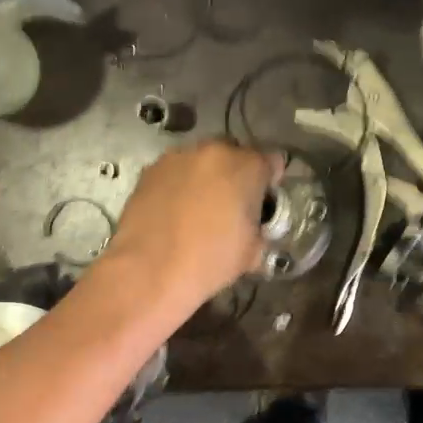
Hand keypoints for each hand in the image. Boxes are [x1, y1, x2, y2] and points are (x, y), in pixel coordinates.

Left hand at [104, 140, 282, 306]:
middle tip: (233, 203)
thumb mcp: (254, 249)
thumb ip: (260, 224)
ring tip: (201, 208)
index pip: (273, 161)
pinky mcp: (150, 170)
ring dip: (208, 176)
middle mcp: (214, 152)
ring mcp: (177, 157)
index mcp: (247, 166)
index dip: (271, 181)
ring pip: (203, 160)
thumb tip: (255, 223)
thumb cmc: (211, 260)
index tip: (265, 201)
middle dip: (238, 172)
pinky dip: (181, 184)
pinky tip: (176, 211)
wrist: (150, 270)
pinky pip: (176, 171)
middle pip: (235, 152)